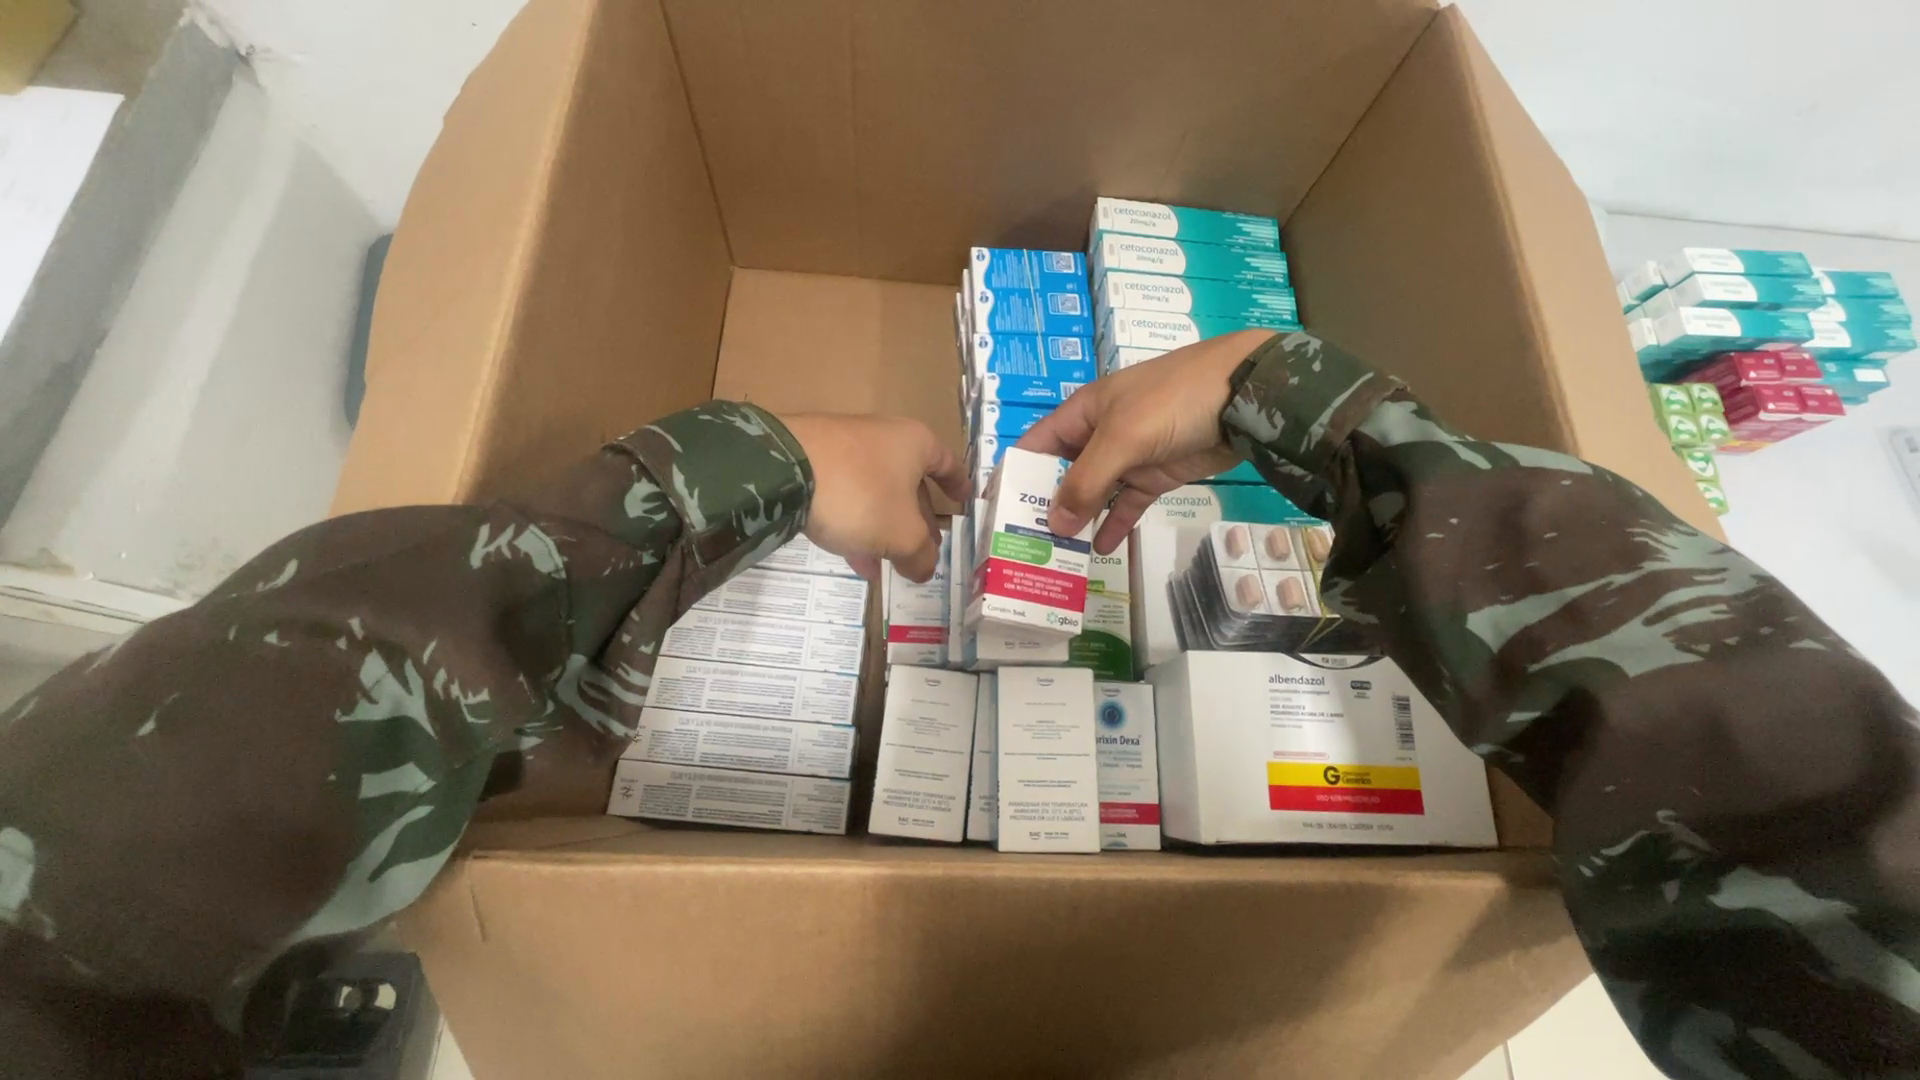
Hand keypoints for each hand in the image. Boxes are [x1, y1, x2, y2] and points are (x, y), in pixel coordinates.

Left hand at [780, 414, 967, 582]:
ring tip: (890, 564)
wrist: (785, 469)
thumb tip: (924, 569)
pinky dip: (857, 525)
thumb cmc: (861, 495)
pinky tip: (855, 559)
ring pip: (877, 494)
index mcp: (915, 443)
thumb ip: (920, 555)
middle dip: (918, 520)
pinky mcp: (815, 463)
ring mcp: (845, 448)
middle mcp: (884, 438)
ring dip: (886, 530)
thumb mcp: (902, 535)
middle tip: (925, 549)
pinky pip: (847, 497)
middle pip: (911, 483)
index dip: (958, 486)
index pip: (948, 463)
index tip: (964, 503)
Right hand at [1017, 329, 1274, 553]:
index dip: (1015, 474)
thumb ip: (1086, 482)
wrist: (1245, 394)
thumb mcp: (1121, 438)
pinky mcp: (1156, 475)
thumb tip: (1054, 526)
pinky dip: (1115, 524)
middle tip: (1025, 545)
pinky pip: (1127, 504)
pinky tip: (1102, 549)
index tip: (997, 512)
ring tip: (1058, 555)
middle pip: (1061, 474)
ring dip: (1079, 520)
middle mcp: (1099, 435)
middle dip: (1045, 506)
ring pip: (1094, 494)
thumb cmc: (1172, 402)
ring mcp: (1129, 456)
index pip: (1035, 445)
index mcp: (1082, 413)